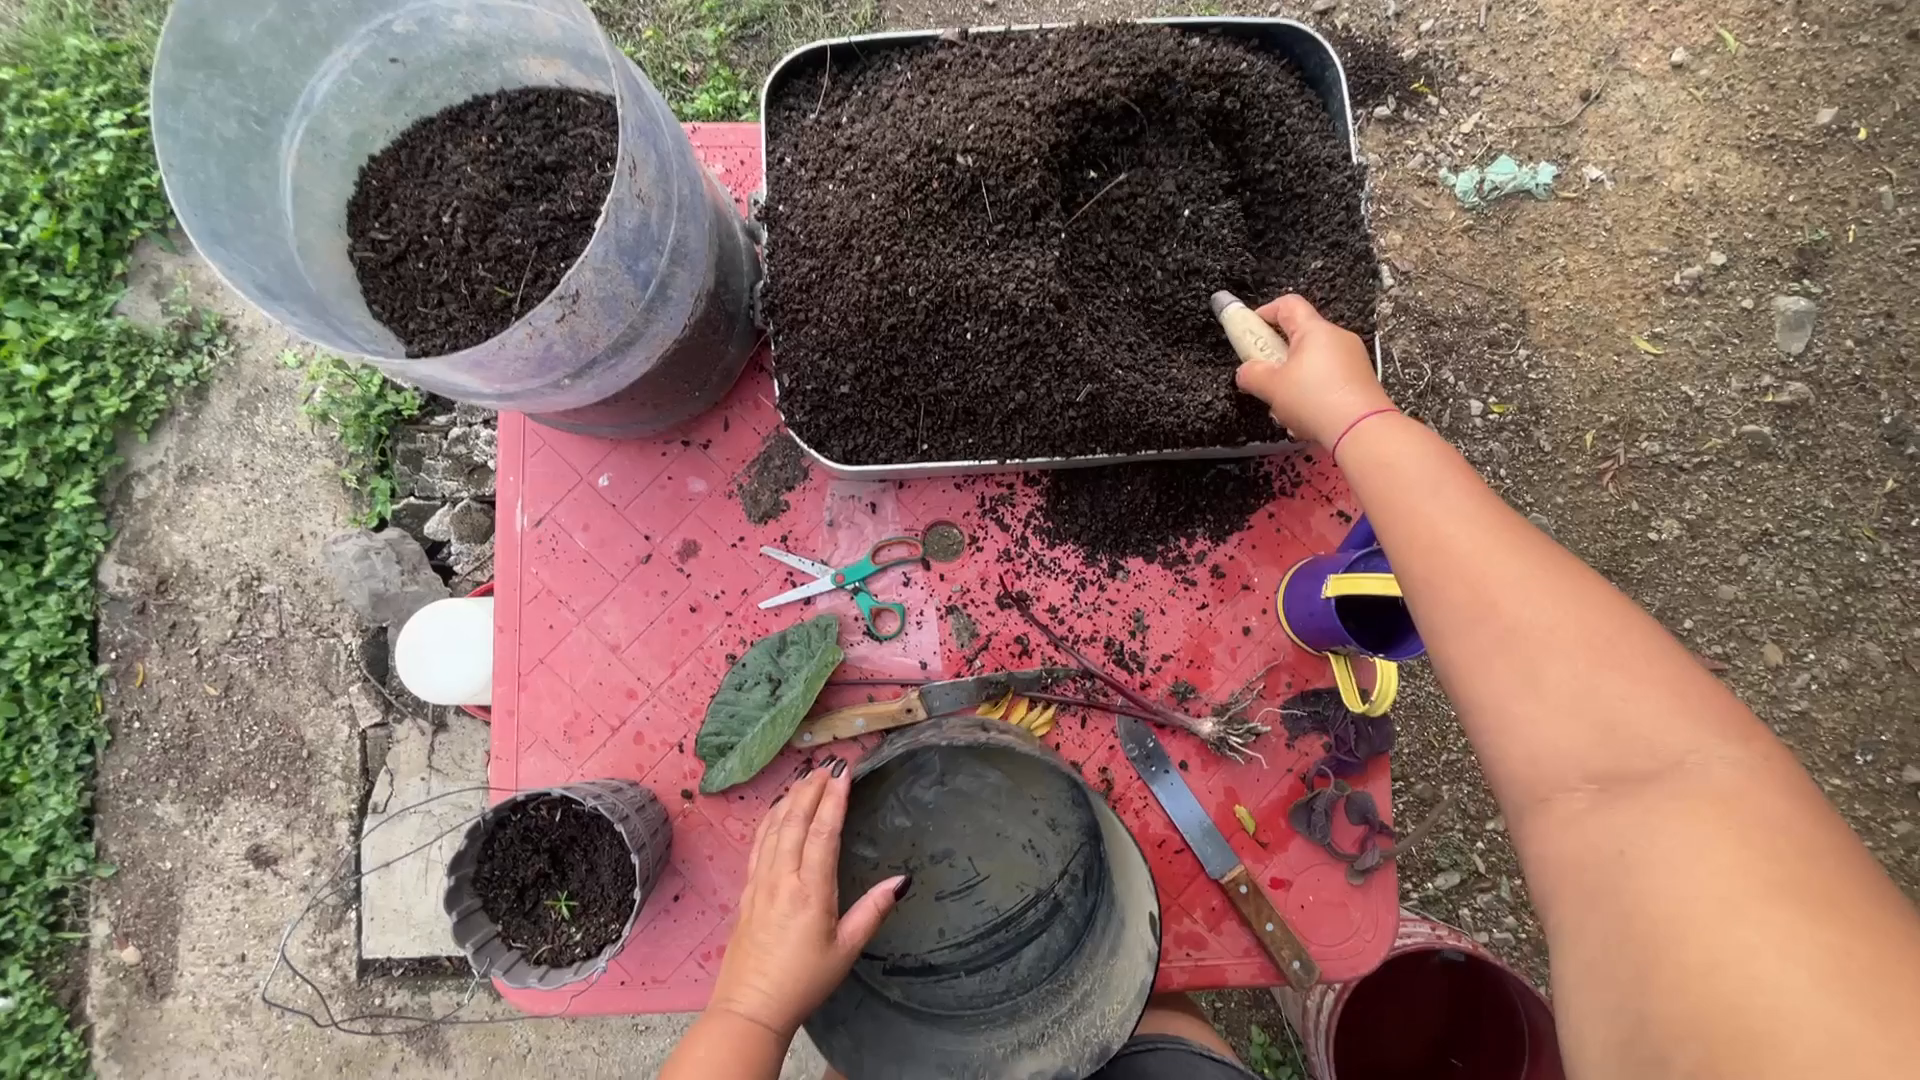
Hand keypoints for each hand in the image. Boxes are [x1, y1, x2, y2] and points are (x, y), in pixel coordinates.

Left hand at [707, 758, 906, 1038]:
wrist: (751, 1009)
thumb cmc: (803, 981)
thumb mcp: (846, 951)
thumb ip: (872, 911)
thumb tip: (901, 880)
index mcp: (810, 892)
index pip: (822, 833)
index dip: (834, 799)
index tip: (844, 773)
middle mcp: (782, 879)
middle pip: (795, 821)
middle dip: (812, 789)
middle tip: (827, 765)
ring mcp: (761, 882)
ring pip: (774, 828)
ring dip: (790, 798)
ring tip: (805, 777)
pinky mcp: (748, 890)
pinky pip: (758, 843)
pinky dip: (769, 819)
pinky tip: (776, 809)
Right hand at [1232, 294, 1395, 448]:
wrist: (1360, 430)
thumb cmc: (1315, 400)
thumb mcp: (1270, 387)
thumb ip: (1251, 374)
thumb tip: (1246, 371)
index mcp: (1315, 330)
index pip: (1288, 305)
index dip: (1264, 312)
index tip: (1250, 328)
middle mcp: (1337, 339)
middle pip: (1298, 339)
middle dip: (1276, 359)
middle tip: (1263, 378)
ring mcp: (1351, 360)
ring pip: (1310, 365)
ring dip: (1291, 383)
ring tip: (1284, 409)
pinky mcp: (1359, 382)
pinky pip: (1326, 382)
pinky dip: (1310, 396)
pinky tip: (1304, 420)